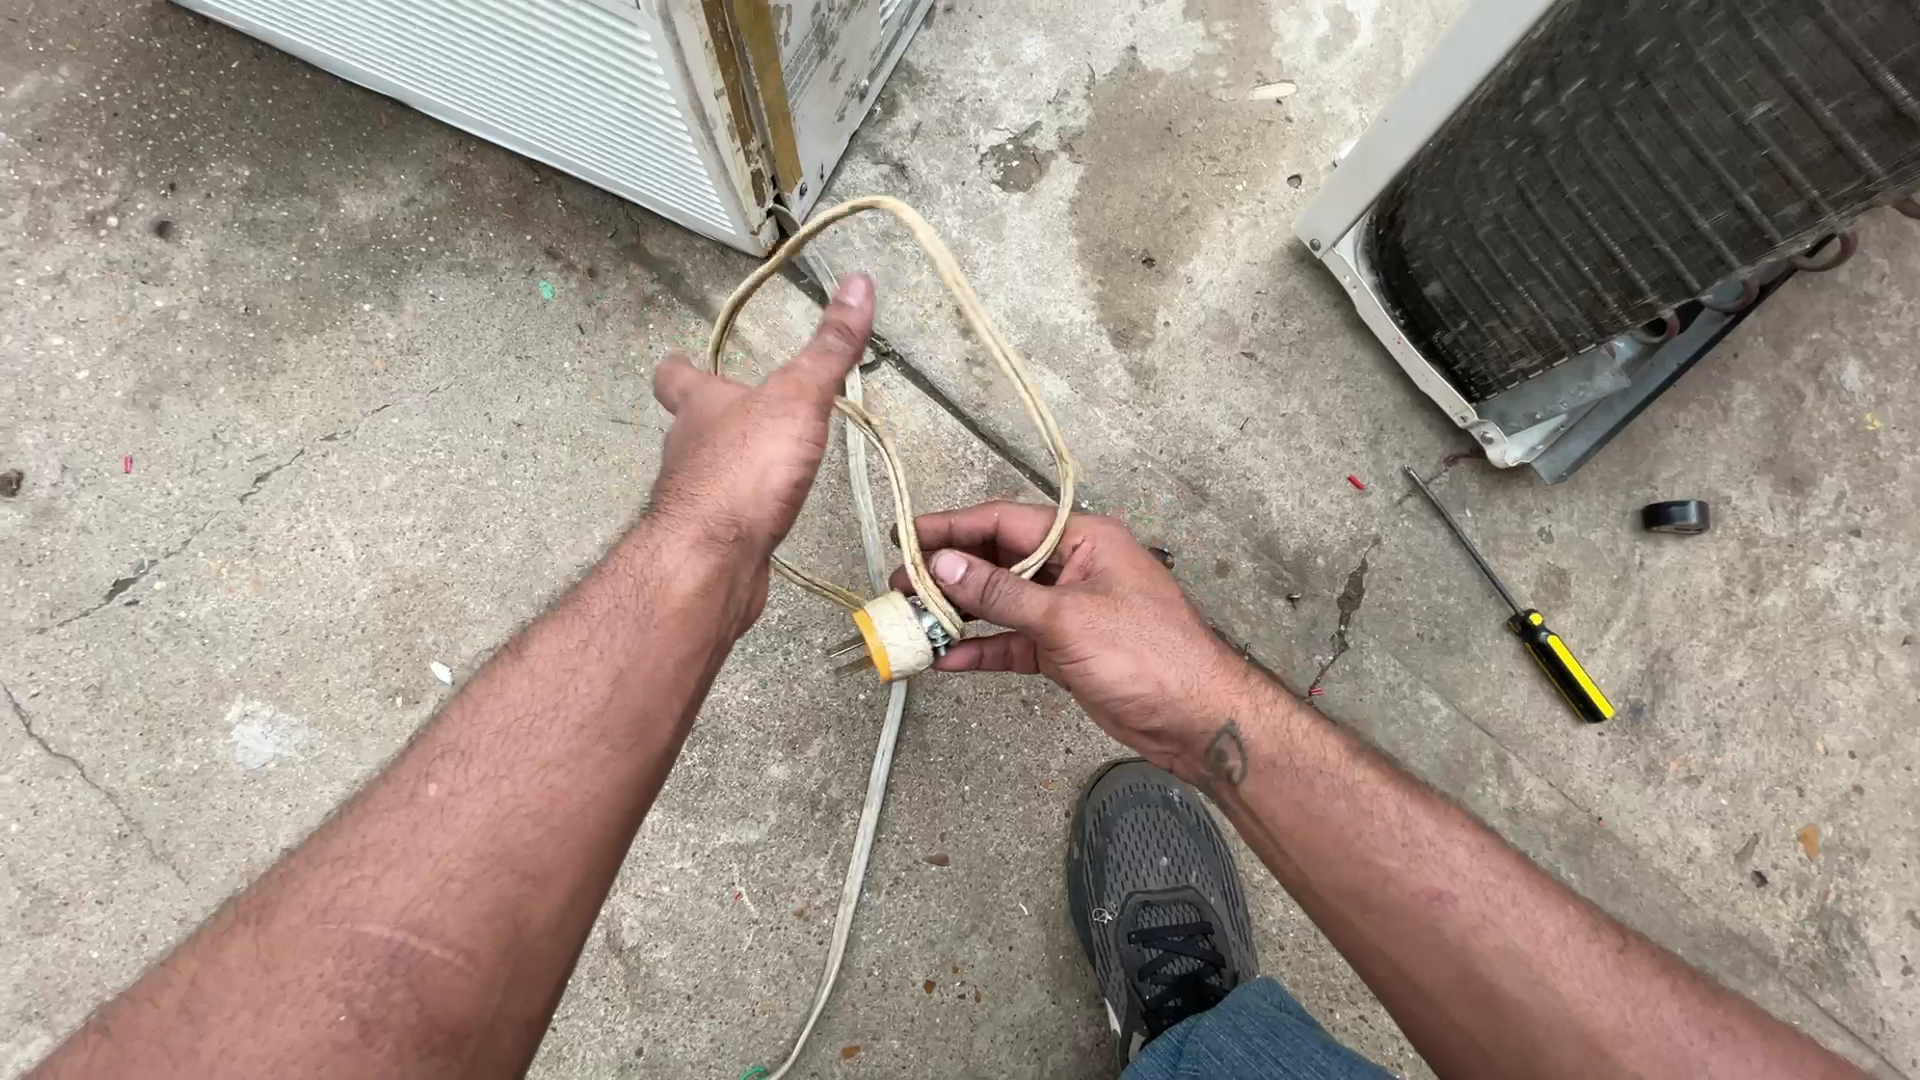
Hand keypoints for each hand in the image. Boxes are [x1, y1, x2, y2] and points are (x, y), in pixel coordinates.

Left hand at [647, 273, 874, 632]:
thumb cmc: (748, 469)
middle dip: (711, 418)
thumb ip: (829, 348)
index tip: (682, 358)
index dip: (681, 366)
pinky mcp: (710, 538)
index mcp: (701, 406)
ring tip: (763, 465)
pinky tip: (764, 515)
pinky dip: (742, 510)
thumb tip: (860, 283)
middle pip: (690, 425)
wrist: (713, 558)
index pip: (676, 376)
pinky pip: (724, 515)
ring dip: (730, 464)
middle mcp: (688, 448)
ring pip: (706, 471)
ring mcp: (694, 496)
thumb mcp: (799, 397)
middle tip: (740, 415)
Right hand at [890, 502, 1275, 781]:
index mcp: (1083, 539)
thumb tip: (945, 565)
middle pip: (998, 562)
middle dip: (950, 574)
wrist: (1194, 718)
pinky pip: (1014, 641)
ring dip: (960, 614)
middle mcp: (1073, 567)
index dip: (953, 527)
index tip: (907, 536)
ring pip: (1002, 603)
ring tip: (913, 621)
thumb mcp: (1067, 618)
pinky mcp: (1064, 648)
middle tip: (901, 586)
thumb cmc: (1146, 654)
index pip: (1005, 522)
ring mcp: (1068, 610)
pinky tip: (949, 660)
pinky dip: (985, 649)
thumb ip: (1002, 592)